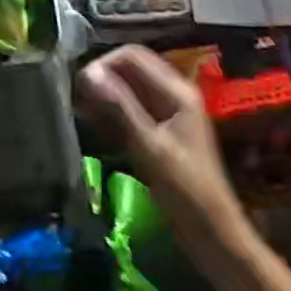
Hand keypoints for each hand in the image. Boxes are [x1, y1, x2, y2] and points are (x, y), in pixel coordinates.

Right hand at [76, 46, 246, 246]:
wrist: (214, 235)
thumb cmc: (185, 192)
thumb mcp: (149, 148)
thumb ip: (119, 107)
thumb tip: (87, 72)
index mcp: (177, 90)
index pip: (132, 55)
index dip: (103, 64)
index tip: (79, 87)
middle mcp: (174, 93)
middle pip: (130, 68)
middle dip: (102, 78)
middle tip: (76, 99)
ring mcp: (169, 111)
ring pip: (129, 87)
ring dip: (105, 95)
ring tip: (81, 112)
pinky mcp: (162, 130)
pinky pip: (132, 107)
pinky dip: (113, 111)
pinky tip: (96, 124)